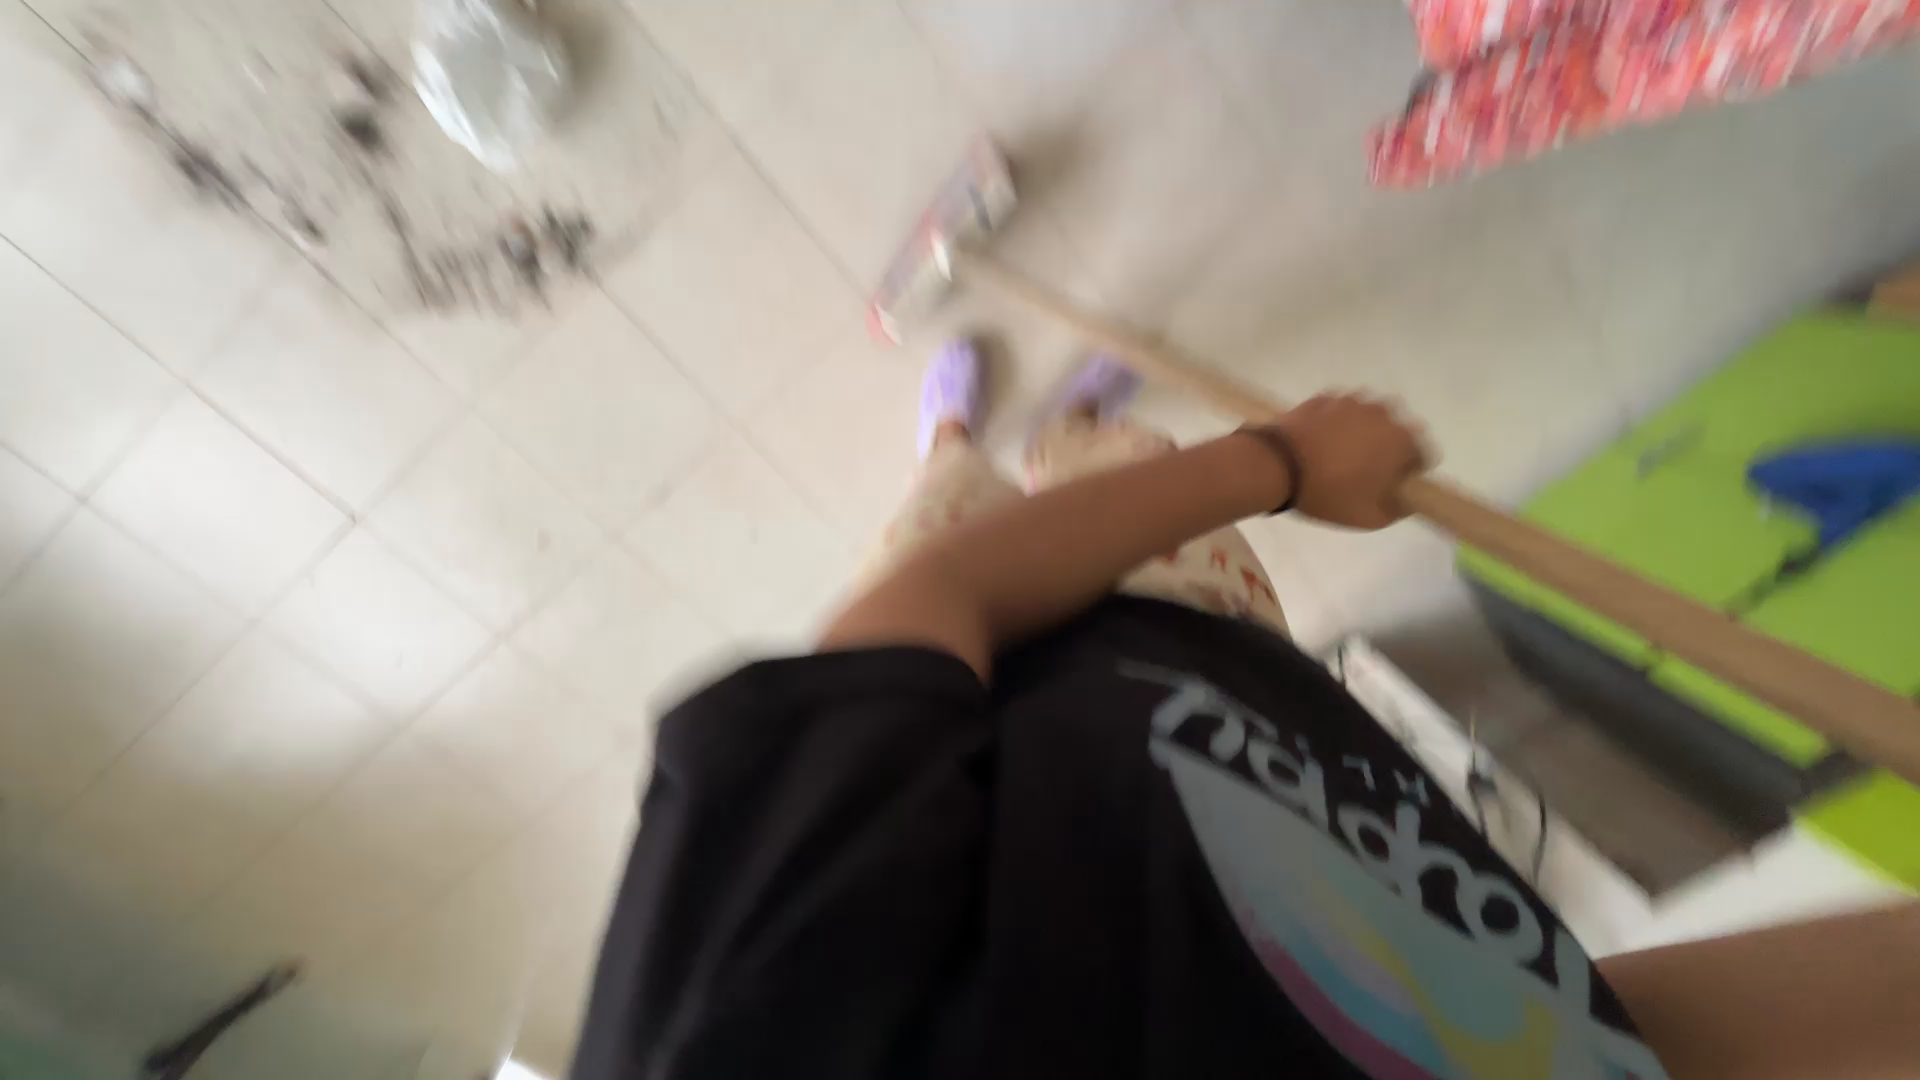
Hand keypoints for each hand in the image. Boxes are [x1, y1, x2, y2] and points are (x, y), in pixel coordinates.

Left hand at [1268, 392, 1428, 529]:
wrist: (1274, 464)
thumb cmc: (1327, 492)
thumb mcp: (1369, 517)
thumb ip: (1398, 509)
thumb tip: (1407, 501)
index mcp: (1404, 438)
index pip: (1421, 456)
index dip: (1406, 474)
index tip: (1384, 487)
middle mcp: (1384, 412)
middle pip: (1395, 434)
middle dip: (1384, 450)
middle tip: (1358, 473)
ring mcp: (1351, 400)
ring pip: (1366, 420)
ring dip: (1359, 434)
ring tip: (1334, 457)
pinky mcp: (1323, 397)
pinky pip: (1338, 413)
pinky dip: (1333, 425)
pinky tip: (1317, 443)